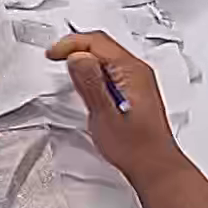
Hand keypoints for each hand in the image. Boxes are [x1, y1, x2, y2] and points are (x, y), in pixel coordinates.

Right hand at [45, 30, 185, 183]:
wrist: (154, 166)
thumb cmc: (135, 147)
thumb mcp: (104, 115)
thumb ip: (89, 83)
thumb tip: (77, 57)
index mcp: (132, 71)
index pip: (96, 42)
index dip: (70, 44)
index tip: (53, 54)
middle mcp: (138, 71)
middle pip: (102, 44)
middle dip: (75, 47)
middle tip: (55, 56)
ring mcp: (138, 80)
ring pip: (106, 55)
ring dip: (84, 57)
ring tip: (65, 67)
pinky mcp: (135, 89)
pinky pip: (111, 68)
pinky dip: (93, 69)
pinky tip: (84, 80)